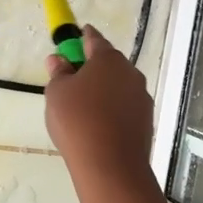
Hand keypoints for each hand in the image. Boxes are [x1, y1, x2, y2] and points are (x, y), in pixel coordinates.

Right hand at [45, 24, 154, 179]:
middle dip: (93, 68)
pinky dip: (113, 111)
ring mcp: (142, 97)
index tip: (74, 39)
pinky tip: (100, 127)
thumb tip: (59, 60)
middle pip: (109, 64)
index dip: (82, 38)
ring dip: (104, 91)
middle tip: (72, 82)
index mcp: (109, 59)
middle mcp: (130, 73)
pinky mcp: (147, 121)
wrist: (110, 164)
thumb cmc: (77, 120)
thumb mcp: (56, 93)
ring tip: (84, 110)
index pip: (94, 39)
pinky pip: (125, 108)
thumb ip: (58, 73)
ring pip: (119, 87)